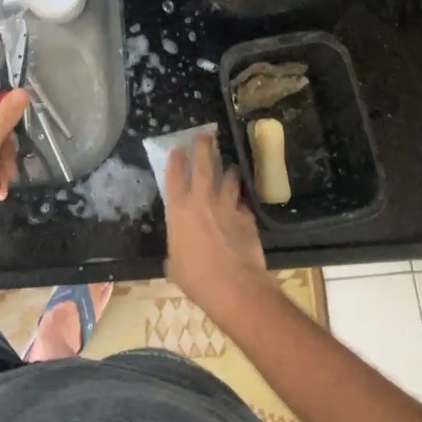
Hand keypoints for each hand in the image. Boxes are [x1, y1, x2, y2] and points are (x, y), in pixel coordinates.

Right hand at [164, 132, 270, 314]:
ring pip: (229, 179)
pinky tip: (241, 205)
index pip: (175, 177)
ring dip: (229, 171)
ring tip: (230, 167)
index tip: (178, 148)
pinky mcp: (247, 217)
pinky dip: (241, 202)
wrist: (234, 286)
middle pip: (204, 166)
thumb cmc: (195, 278)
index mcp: (179, 211)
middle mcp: (202, 201)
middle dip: (204, 148)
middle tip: (205, 135)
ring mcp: (227, 207)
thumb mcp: (175, 266)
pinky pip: (243, 204)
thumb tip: (178, 255)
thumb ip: (176, 252)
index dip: (176, 161)